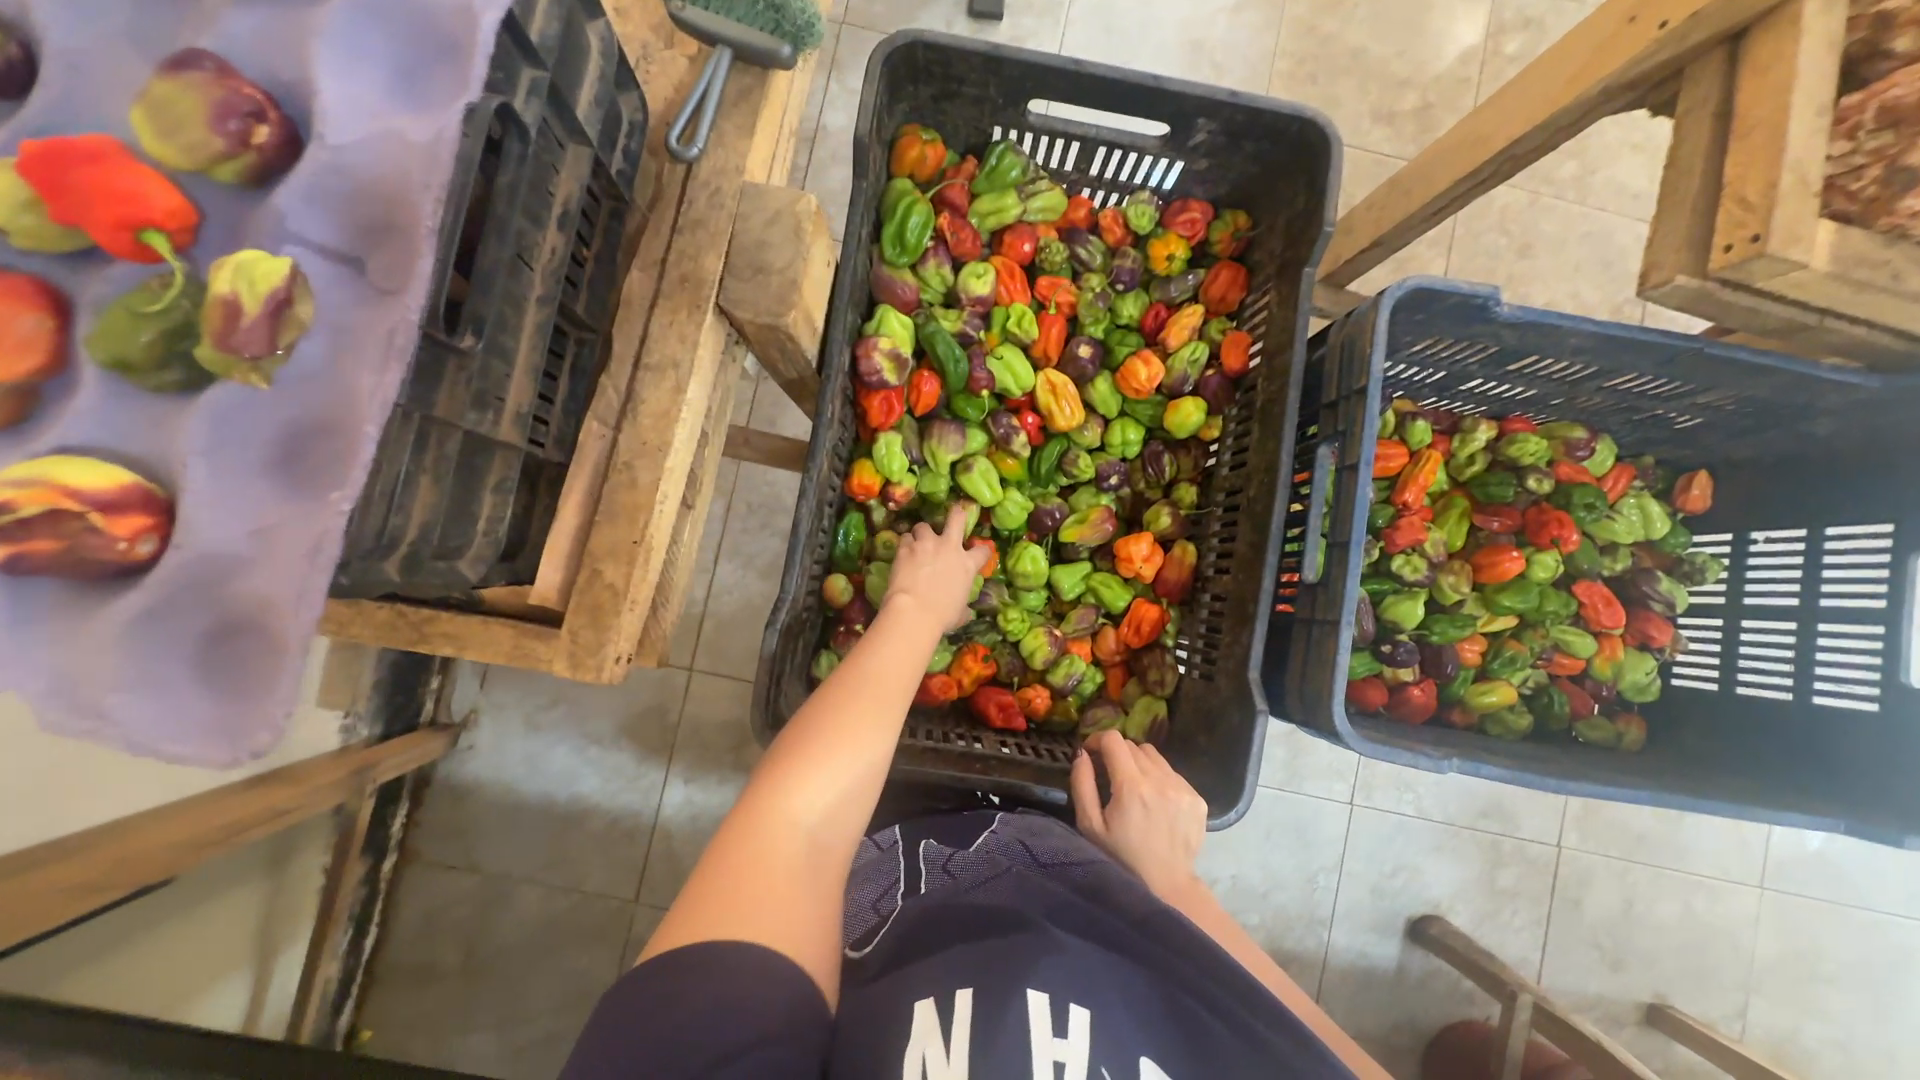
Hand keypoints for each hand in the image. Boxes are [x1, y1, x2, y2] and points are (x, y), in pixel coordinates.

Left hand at [885, 503, 990, 631]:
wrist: (914, 612)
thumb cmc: (942, 616)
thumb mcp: (960, 613)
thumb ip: (964, 607)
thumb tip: (966, 612)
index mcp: (967, 564)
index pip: (983, 551)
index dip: (982, 550)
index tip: (980, 552)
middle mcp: (949, 548)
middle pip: (956, 518)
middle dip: (956, 513)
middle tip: (954, 512)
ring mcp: (926, 545)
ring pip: (924, 526)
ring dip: (922, 533)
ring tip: (918, 540)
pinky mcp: (906, 548)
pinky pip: (905, 538)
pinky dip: (905, 544)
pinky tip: (902, 552)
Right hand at [1070, 729, 1206, 899]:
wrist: (1166, 885)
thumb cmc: (1121, 857)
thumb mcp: (1090, 825)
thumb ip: (1082, 784)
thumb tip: (1082, 754)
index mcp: (1131, 786)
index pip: (1114, 740)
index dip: (1098, 740)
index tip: (1091, 753)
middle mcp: (1160, 780)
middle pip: (1134, 746)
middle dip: (1117, 754)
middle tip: (1109, 774)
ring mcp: (1183, 788)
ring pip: (1155, 756)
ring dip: (1139, 763)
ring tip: (1133, 787)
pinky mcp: (1197, 798)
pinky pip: (1172, 773)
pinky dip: (1159, 778)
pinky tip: (1154, 801)